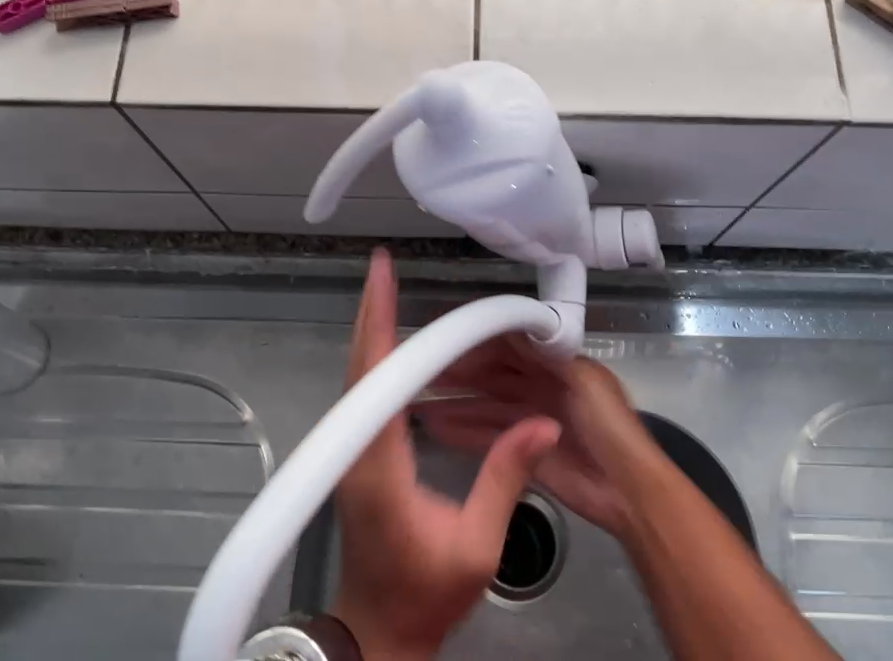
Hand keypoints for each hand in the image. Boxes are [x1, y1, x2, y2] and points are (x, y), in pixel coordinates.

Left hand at [332, 250, 561, 660]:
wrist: (380, 630)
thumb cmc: (427, 594)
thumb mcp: (477, 546)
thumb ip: (506, 478)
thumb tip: (544, 422)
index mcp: (378, 468)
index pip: (378, 381)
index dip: (380, 325)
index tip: (381, 279)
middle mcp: (353, 453)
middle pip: (359, 369)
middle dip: (370, 313)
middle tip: (382, 268)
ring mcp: (347, 457)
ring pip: (355, 381)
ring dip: (370, 334)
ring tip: (387, 293)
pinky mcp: (352, 460)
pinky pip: (361, 398)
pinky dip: (373, 362)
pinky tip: (390, 347)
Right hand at [420, 341, 649, 538]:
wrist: (630, 491)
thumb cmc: (611, 429)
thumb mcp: (587, 382)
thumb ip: (550, 354)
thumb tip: (514, 328)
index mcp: (561, 366)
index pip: (513, 346)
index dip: (483, 342)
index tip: (452, 340)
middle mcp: (544, 388)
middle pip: (496, 374)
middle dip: (463, 371)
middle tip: (427, 370)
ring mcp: (533, 421)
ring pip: (487, 405)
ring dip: (458, 402)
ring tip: (421, 400)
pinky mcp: (525, 452)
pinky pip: (489, 436)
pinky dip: (464, 431)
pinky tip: (437, 427)